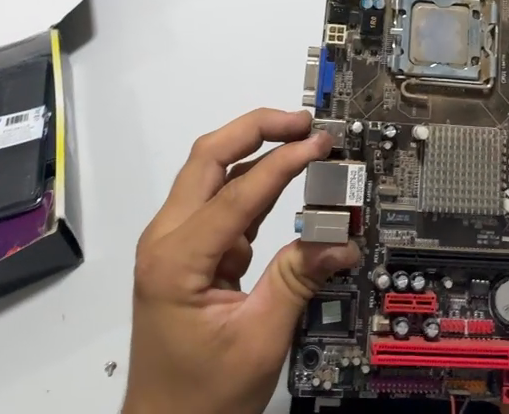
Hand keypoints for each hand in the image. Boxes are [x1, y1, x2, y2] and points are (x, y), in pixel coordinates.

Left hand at [124, 109, 360, 413]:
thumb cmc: (203, 396)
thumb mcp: (258, 341)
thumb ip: (297, 281)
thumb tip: (341, 240)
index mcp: (176, 260)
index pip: (237, 192)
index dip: (284, 162)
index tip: (322, 144)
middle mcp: (167, 239)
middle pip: (208, 158)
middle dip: (256, 129)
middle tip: (304, 122)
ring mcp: (176, 243)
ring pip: (212, 173)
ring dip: (255, 150)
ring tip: (302, 140)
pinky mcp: (191, 253)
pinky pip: (223, 202)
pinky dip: (254, 183)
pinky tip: (288, 179)